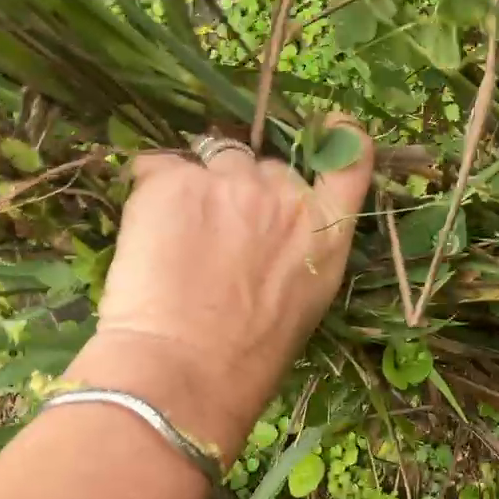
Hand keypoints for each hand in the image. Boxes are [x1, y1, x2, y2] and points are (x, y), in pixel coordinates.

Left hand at [70, 116, 374, 456]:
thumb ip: (296, 250)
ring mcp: (231, 182)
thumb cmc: (248, 359)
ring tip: (177, 237)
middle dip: (244, 187)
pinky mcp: (175, 180)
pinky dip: (151, 190)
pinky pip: (159, 167)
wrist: (187, 372)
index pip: (351, 161)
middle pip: (265, 166)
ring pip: (213, 161)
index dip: (340, 136)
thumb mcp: (302, 303)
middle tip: (217, 236)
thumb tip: (265, 231)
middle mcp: (286, 196)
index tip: (330, 125)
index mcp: (327, 234)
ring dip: (198, 186)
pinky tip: (148, 234)